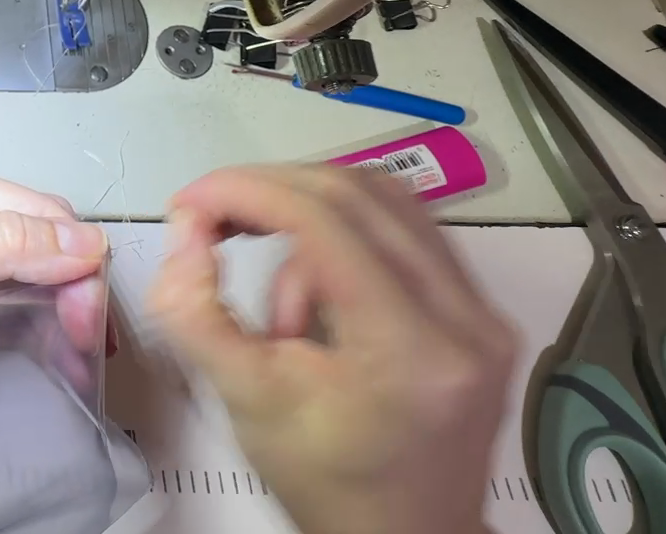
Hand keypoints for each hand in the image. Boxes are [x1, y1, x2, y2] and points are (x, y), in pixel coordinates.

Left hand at [0, 166, 108, 413]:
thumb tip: (84, 240)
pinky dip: (48, 334)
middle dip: (74, 290)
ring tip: (80, 366)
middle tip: (85, 347)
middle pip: (45, 244)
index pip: (36, 211)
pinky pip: (22, 312)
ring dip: (68, 317)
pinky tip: (60, 363)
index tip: (86, 319)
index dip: (73, 257)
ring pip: (41, 280)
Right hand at [149, 164, 515, 533]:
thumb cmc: (322, 477)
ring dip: (298, 201)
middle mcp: (466, 317)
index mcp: (410, 348)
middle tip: (206, 210)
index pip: (323, 221)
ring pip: (379, 196)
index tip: (187, 203)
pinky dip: (332, 225)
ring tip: (247, 238)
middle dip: (264, 187)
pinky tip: (301, 275)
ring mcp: (482, 309)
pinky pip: (396, 225)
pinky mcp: (475, 307)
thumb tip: (183, 226)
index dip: (243, 191)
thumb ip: (192, 308)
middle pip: (354, 193)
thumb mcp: (240, 396)